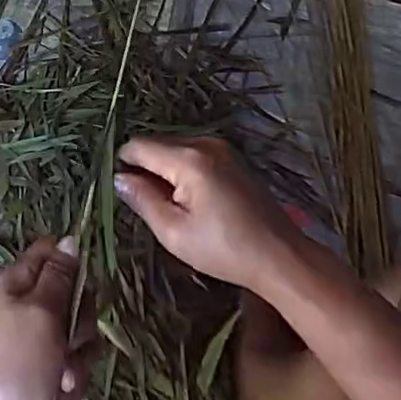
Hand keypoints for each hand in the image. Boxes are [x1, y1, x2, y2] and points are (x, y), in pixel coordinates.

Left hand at [0, 237, 92, 399]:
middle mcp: (31, 304)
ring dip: (79, 354)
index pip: (53, 251)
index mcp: (20, 280)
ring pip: (82, 331)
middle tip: (70, 334)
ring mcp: (41, 338)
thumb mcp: (41, 310)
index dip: (72, 261)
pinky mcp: (51, 369)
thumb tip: (71, 238)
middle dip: (82, 318)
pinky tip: (61, 390)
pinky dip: (73, 377)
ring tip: (62, 371)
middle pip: (75, 293)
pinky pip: (77, 362)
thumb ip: (60, 275)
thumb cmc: (16, 359)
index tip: (83, 280)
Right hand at [113, 137, 304, 290]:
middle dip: (145, 169)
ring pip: (174, 148)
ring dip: (164, 170)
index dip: (123, 164)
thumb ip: (142, 200)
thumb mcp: (174, 232)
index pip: (138, 146)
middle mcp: (204, 143)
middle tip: (148, 205)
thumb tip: (118, 178)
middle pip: (156, 144)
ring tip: (171, 206)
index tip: (122, 190)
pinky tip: (191, 200)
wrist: (282, 257)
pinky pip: (192, 154)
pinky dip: (182, 171)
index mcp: (188, 159)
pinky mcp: (231, 157)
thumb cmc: (225, 250)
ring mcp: (220, 147)